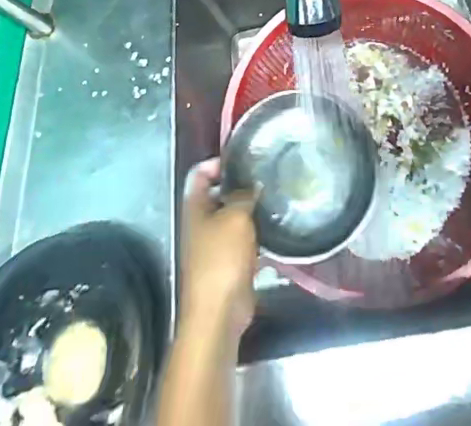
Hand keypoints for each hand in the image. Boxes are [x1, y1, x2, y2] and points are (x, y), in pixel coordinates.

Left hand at [179, 158, 258, 340]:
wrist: (219, 311)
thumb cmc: (222, 257)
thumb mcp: (235, 218)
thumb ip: (244, 196)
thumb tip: (252, 185)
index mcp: (195, 206)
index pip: (199, 173)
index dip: (217, 162)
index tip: (242, 158)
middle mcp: (201, 222)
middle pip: (217, 194)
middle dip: (239, 185)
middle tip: (265, 177)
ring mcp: (213, 244)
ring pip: (232, 218)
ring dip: (250, 211)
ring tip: (275, 199)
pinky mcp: (228, 263)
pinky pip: (243, 240)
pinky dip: (256, 234)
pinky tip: (276, 229)